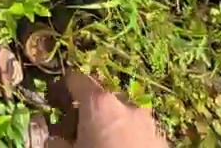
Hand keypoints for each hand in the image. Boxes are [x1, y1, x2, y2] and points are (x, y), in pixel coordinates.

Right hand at [47, 72, 167, 147]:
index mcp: (98, 102)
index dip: (64, 89)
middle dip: (92, 110)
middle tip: (82, 130)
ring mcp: (150, 125)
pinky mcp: (165, 143)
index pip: (76, 79)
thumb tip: (56, 139)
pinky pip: (142, 134)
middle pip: (103, 97)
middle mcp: (126, 105)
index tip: (57, 103)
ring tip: (107, 143)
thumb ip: (57, 142)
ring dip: (115, 125)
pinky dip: (132, 140)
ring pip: (125, 116)